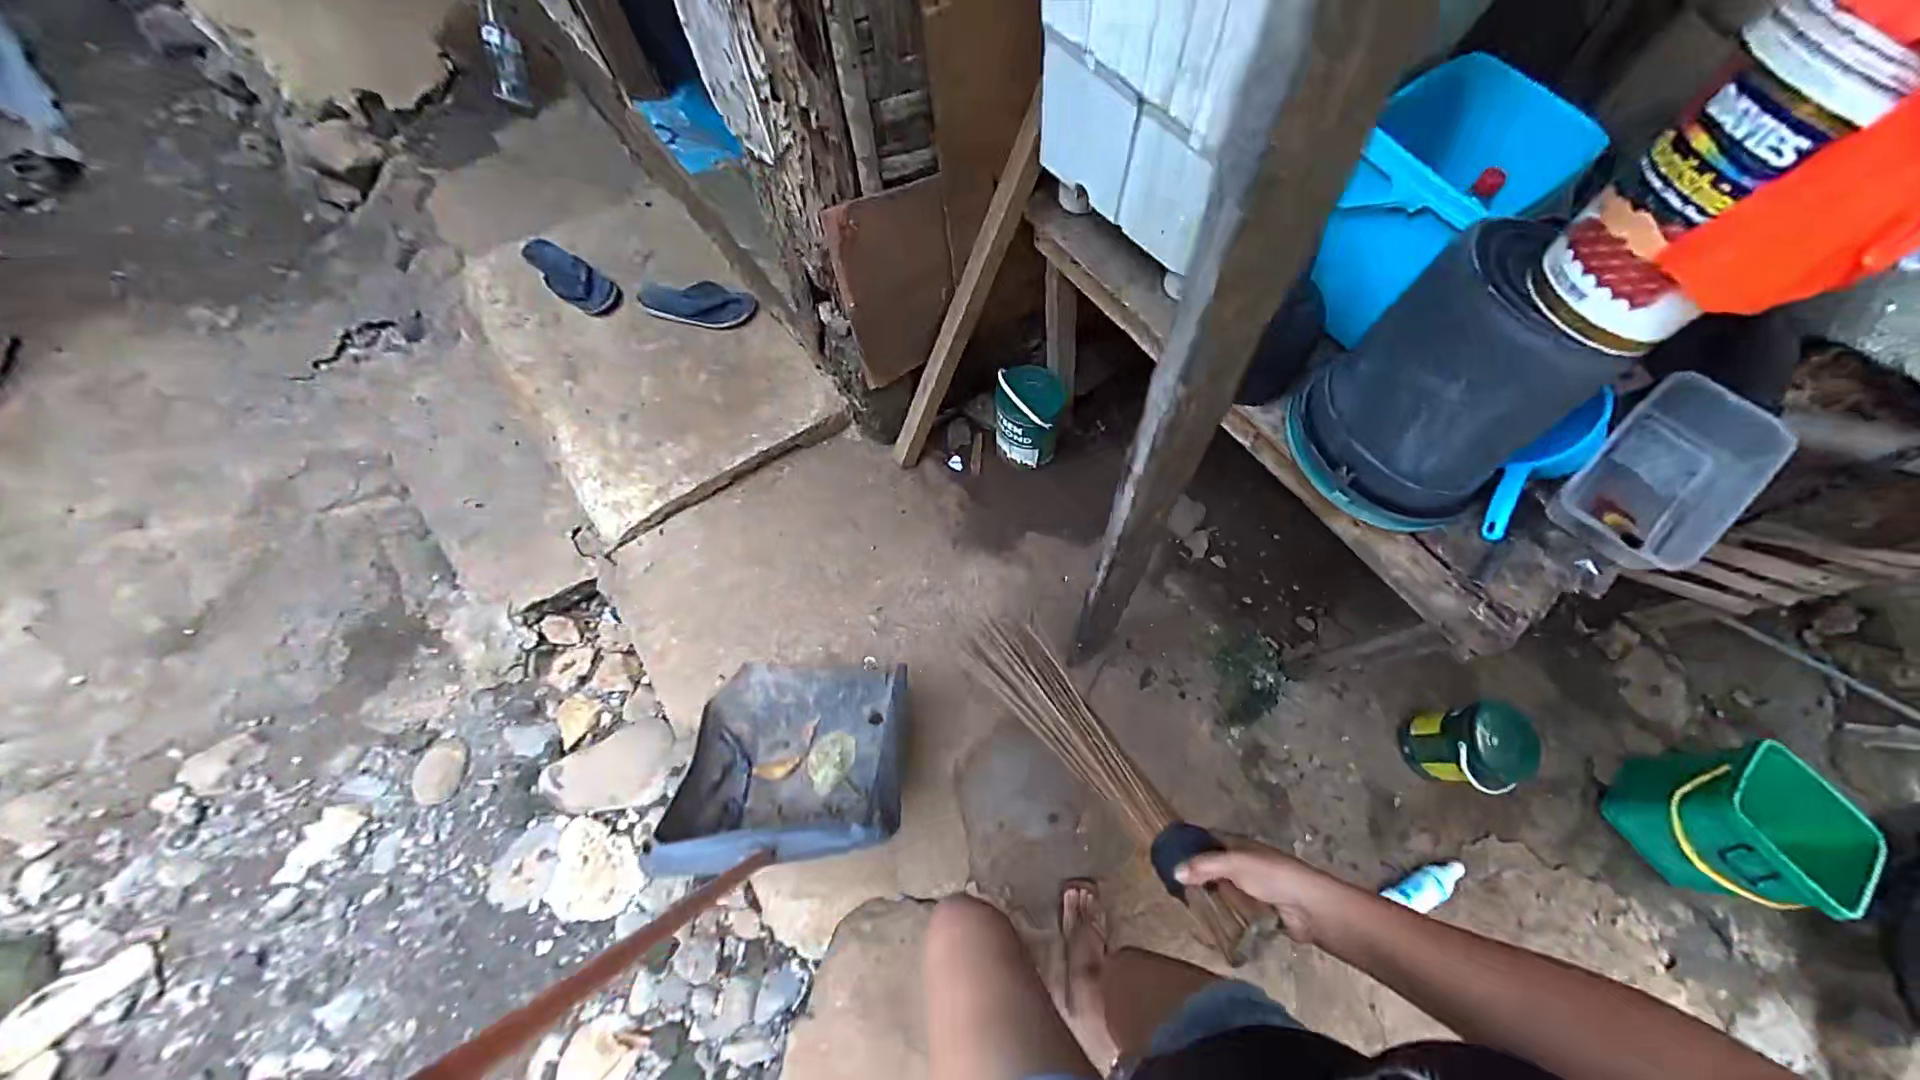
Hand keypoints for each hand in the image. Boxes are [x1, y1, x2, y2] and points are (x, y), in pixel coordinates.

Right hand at [1175, 836, 1350, 945]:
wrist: (1310, 908)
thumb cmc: (1272, 876)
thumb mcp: (1235, 864)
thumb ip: (1205, 866)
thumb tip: (1174, 871)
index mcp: (1236, 844)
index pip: (1206, 838)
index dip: (1188, 843)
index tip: (1166, 855)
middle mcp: (1241, 861)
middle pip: (1211, 864)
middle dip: (1194, 872)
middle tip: (1170, 885)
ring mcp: (1250, 886)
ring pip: (1221, 887)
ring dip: (1207, 894)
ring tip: (1183, 903)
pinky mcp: (1257, 909)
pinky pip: (1232, 907)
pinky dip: (1220, 911)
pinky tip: (1206, 918)